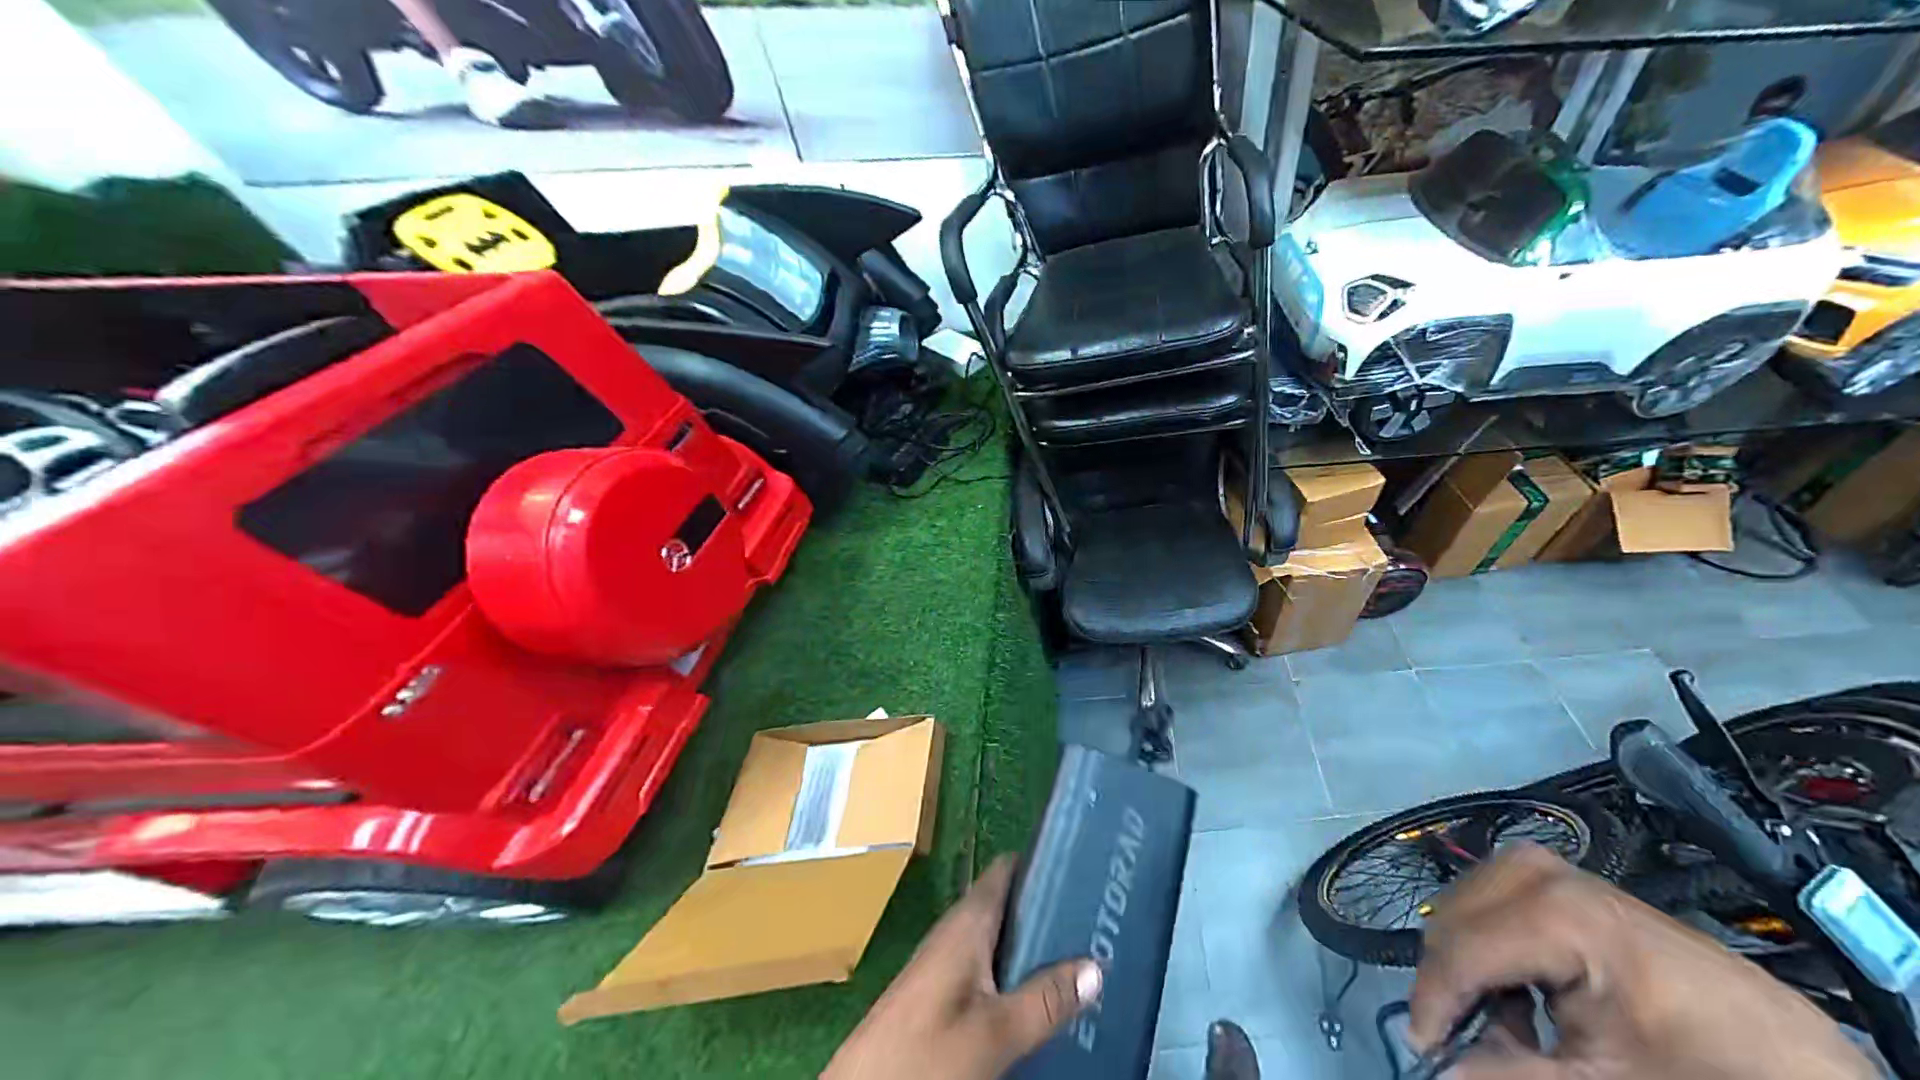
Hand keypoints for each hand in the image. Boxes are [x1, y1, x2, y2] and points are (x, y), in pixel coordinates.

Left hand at [825, 856, 1101, 1079]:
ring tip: (1085, 957)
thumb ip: (1045, 999)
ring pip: (1002, 939)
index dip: (1044, 863)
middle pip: (1010, 904)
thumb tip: (1097, 966)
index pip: (1008, 868)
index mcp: (967, 922)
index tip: (1086, 870)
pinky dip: (1019, 973)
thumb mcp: (995, 1032)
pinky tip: (1045, 997)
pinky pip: (990, 967)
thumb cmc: (926, 1052)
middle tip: (1098, 923)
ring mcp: (948, 961)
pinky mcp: (943, 991)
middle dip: (1050, 911)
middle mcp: (957, 931)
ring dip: (1037, 946)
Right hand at [1410, 844, 1878, 1079]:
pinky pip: (1494, 899)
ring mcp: (1554, 869)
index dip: (1432, 1001)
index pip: (1459, 950)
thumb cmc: (1700, 1067)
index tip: (1424, 1049)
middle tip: (1468, 1036)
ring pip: (1466, 904)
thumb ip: (1507, 1072)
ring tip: (1505, 1019)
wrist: (1795, 1057)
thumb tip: (1435, 1070)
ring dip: (1470, 961)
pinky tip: (1524, 991)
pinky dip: (1493, 944)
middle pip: (1454, 918)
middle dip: (1452, 979)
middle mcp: (1544, 874)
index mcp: (1558, 913)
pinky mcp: (1564, 879)